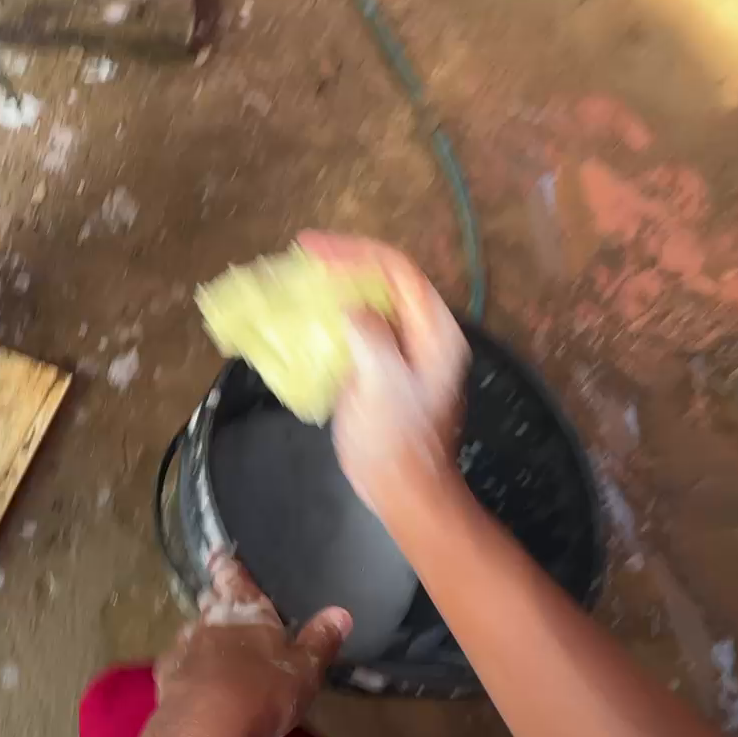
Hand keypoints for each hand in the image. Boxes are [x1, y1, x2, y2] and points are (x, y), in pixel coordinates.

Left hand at [156, 554, 351, 736]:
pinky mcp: (168, 672)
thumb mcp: (304, 670)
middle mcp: (211, 618)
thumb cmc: (263, 691)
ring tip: (213, 649)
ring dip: (202, 637)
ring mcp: (186, 643)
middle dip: (216, 601)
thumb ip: (320, 641)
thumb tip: (342, 612)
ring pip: (193, 631)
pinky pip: (179, 664)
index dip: (227, 565)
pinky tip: (194, 683)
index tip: (218, 553)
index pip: (234, 576)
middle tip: (221, 603)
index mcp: (246, 610)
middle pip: (211, 601)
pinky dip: (187, 668)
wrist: (206, 725)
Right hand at [297, 231, 471, 525]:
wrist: (403, 488)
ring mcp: (404, 349)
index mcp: (433, 333)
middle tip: (304, 253)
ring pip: (372, 298)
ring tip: (304, 272)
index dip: (355, 253)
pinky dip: (334, 309)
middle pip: (386, 279)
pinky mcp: (382, 365)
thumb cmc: (396, 441)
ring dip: (339, 281)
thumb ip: (371, 338)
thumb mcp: (383, 385)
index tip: (313, 249)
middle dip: (346, 260)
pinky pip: (360, 322)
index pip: (397, 272)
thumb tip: (352, 309)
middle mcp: (423, 333)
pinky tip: (310, 310)